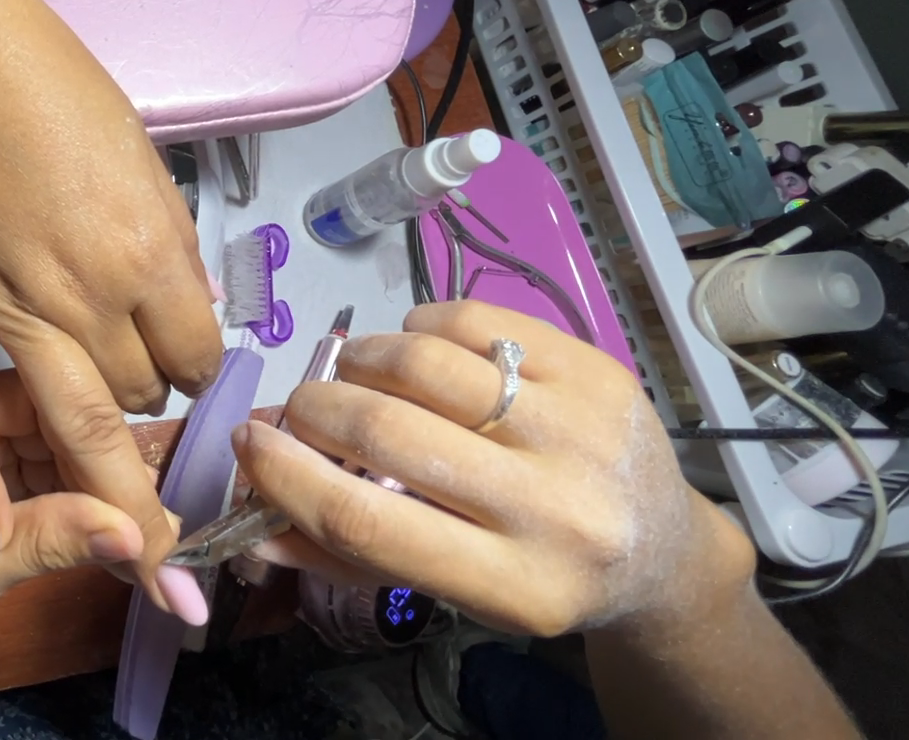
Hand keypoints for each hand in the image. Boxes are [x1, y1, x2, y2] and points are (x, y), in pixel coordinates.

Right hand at [0, 0, 219, 618]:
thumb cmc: (42, 72)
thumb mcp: (131, 146)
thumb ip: (157, 233)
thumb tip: (170, 292)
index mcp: (146, 243)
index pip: (195, 349)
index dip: (200, 372)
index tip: (191, 375)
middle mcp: (85, 291)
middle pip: (139, 395)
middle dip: (159, 429)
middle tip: (165, 453)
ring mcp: (5, 306)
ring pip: (69, 422)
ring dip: (103, 477)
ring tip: (128, 528)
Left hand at [0, 373, 151, 673]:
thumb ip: (56, 539)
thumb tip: (142, 534)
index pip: (49, 408)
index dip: (107, 454)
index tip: (161, 504)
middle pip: (62, 433)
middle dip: (113, 487)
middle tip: (170, 536)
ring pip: (62, 462)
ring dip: (104, 507)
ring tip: (159, 549)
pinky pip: (48, 486)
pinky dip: (81, 518)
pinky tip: (121, 545)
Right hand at [234, 301, 755, 638]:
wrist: (661, 550)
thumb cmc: (529, 572)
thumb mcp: (442, 589)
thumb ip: (340, 556)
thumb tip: (248, 523)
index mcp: (514, 585)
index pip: (364, 521)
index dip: (285, 473)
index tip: (248, 438)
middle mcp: (556, 510)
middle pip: (384, 430)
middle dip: (313, 407)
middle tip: (303, 408)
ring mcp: (581, 429)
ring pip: (419, 363)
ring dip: (360, 360)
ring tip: (358, 376)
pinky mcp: (595, 368)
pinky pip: (466, 319)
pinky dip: (416, 328)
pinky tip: (420, 353)